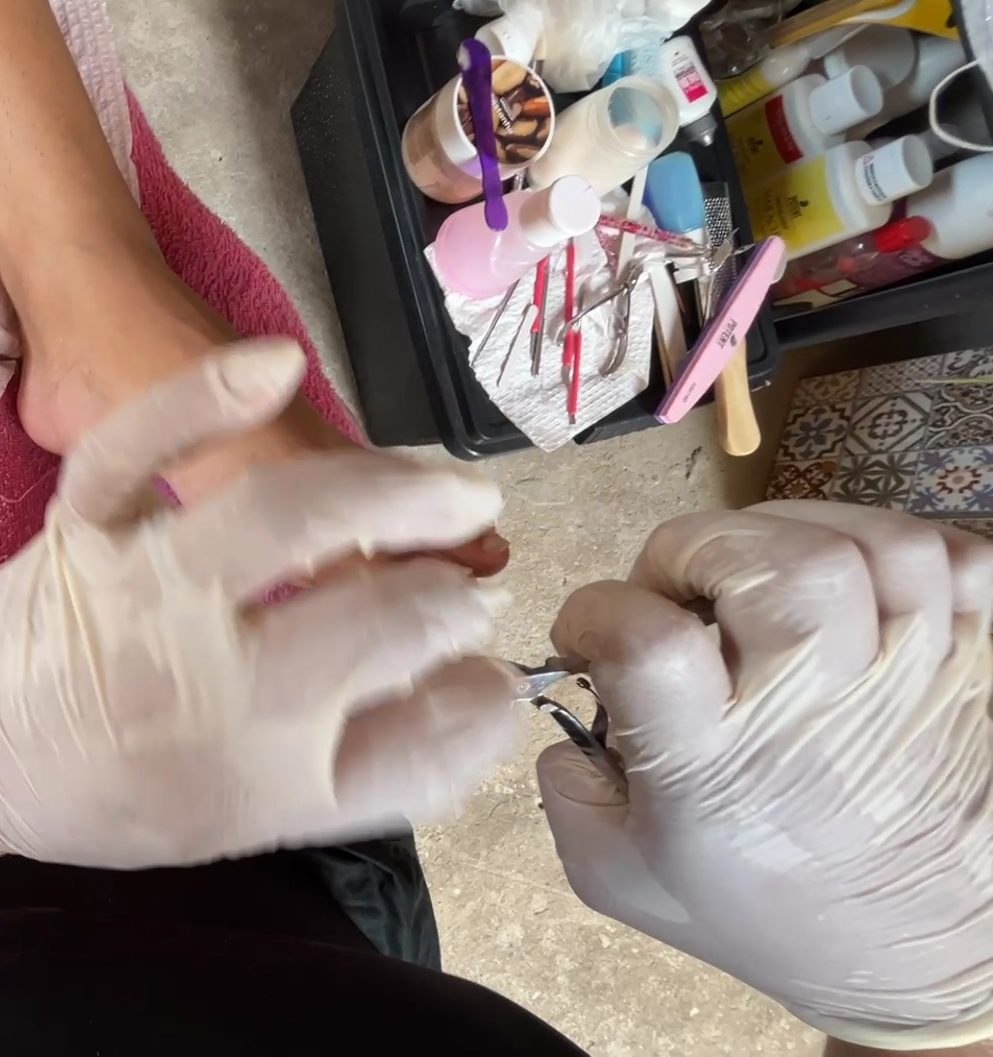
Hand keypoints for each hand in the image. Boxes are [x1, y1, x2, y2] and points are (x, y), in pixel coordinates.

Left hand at [0, 339, 520, 871]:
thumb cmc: (97, 797)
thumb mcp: (237, 821)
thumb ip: (357, 770)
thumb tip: (468, 694)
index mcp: (249, 776)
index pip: (418, 722)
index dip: (473, 682)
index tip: (485, 661)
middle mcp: (206, 685)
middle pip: (381, 619)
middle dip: (448, 597)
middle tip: (468, 585)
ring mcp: (138, 593)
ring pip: (290, 518)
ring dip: (393, 494)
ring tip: (452, 494)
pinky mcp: (79, 530)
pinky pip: (140, 449)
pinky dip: (202, 393)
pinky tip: (273, 365)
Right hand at [540, 501, 992, 1048]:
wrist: (921, 975)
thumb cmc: (750, 917)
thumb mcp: (606, 868)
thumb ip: (559, 778)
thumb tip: (568, 703)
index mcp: (714, 766)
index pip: (648, 641)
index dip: (593, 613)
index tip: (583, 641)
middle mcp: (817, 715)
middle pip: (772, 567)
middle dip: (688, 549)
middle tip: (669, 592)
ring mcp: (915, 689)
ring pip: (872, 546)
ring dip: (779, 535)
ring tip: (742, 576)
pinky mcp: (981, 677)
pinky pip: (967, 562)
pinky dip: (892, 542)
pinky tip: (836, 578)